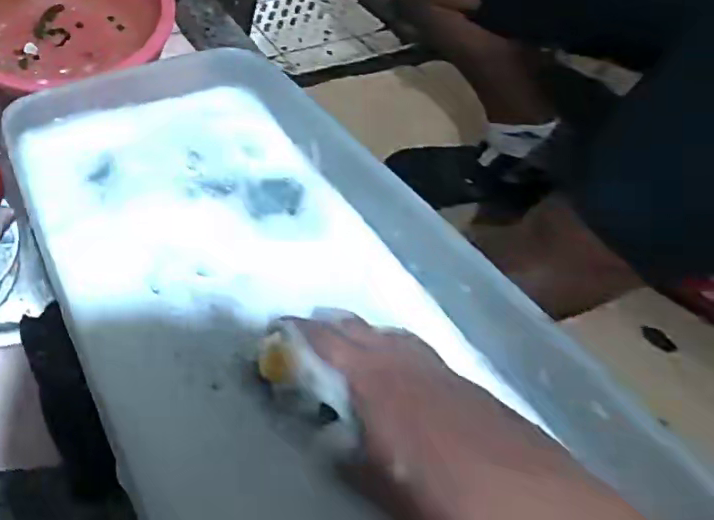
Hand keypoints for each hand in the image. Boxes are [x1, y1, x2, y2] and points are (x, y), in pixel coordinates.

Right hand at [291, 313, 639, 519]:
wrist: (554, 517)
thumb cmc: (446, 495)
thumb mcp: (375, 478)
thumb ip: (338, 447)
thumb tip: (314, 433)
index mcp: (365, 373)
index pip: (311, 333)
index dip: (285, 329)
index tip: (269, 335)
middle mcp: (398, 358)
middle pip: (350, 323)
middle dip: (324, 329)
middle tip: (308, 346)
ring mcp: (443, 370)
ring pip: (390, 335)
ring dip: (367, 341)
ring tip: (359, 363)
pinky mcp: (480, 390)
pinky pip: (425, 360)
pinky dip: (404, 364)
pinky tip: (410, 392)